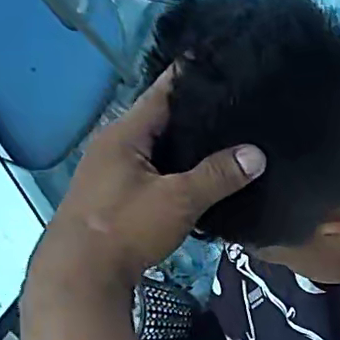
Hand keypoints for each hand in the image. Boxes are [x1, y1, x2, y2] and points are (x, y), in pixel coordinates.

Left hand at [27, 69, 263, 295]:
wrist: (82, 274)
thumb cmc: (125, 227)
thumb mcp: (178, 199)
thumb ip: (218, 175)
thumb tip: (257, 154)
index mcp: (125, 134)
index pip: (162, 92)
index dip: (193, 77)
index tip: (225, 65)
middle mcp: (117, 146)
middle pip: (163, 120)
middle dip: (200, 114)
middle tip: (241, 107)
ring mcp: (116, 172)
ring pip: (162, 148)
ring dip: (192, 146)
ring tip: (233, 141)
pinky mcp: (121, 197)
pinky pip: (159, 171)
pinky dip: (183, 169)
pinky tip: (208, 178)